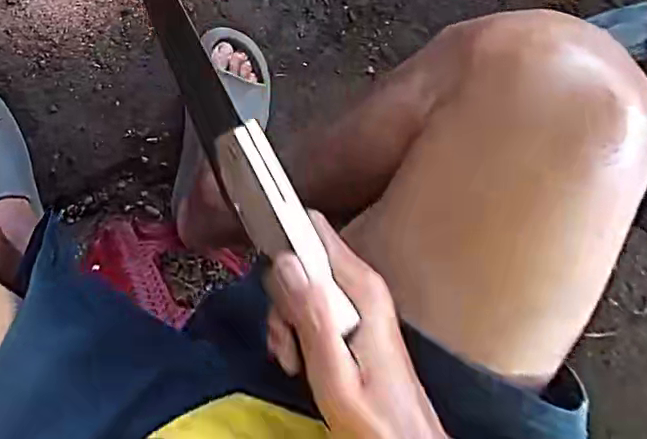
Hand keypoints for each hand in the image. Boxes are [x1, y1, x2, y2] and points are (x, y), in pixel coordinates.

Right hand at [264, 212, 448, 438]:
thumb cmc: (376, 426)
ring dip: (285, 317)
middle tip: (284, 335)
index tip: (270, 278)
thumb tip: (285, 262)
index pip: (311, 227)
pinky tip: (300, 359)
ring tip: (292, 356)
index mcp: (361, 288)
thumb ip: (310, 315)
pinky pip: (308, 302)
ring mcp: (357, 301)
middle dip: (281, 293)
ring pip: (299, 282)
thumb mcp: (334, 375)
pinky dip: (295, 328)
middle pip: (300, 258)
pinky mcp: (351, 318)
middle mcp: (360, 285)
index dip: (281, 240)